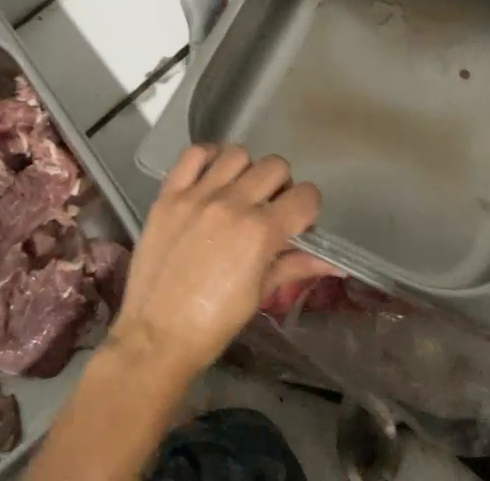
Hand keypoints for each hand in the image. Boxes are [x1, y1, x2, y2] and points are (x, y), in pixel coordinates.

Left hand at [109, 144, 330, 380]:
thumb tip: (334, 263)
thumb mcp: (259, 295)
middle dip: (281, 187)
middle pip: (276, 167)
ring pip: (238, 154)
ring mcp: (197, 195)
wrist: (156, 336)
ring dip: (247, 171)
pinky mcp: (168, 195)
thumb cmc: (213, 324)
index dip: (308, 209)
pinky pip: (193, 154)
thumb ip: (295, 266)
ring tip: (238, 193)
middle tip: (268, 210)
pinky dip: (208, 158)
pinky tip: (211, 177)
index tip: (298, 225)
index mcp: (261, 232)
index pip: (306, 196)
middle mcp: (232, 204)